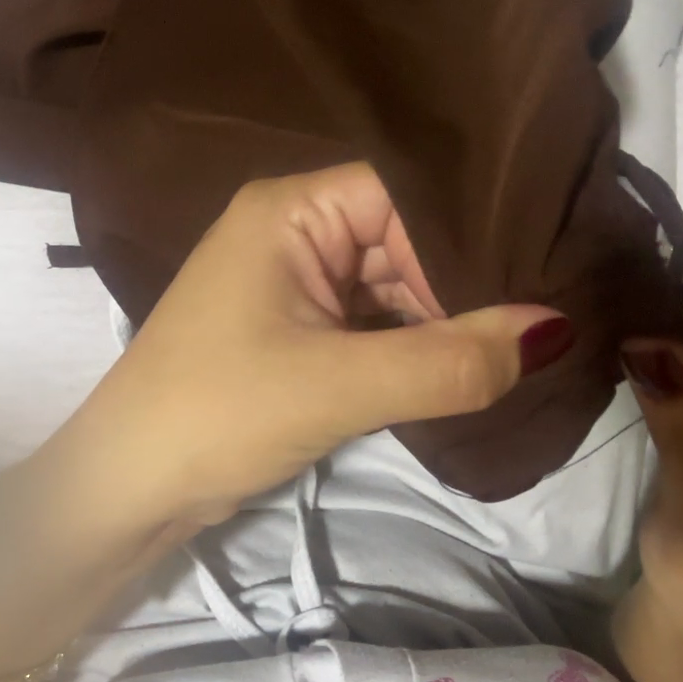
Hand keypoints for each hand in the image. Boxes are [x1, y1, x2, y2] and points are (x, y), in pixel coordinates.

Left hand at [45, 162, 572, 527]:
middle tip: (538, 327)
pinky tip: (460, 371)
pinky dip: (407, 348)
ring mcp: (289, 285)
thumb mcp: (340, 386)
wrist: (126, 487)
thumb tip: (556, 328)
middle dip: (459, 288)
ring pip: (388, 287)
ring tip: (512, 353)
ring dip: (438, 323)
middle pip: (400, 240)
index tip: (534, 283)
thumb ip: (449, 360)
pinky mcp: (291, 332)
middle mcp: (289, 232)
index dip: (464, 237)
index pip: (402, 194)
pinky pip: (367, 324)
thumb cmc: (218, 413)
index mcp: (288, 210)